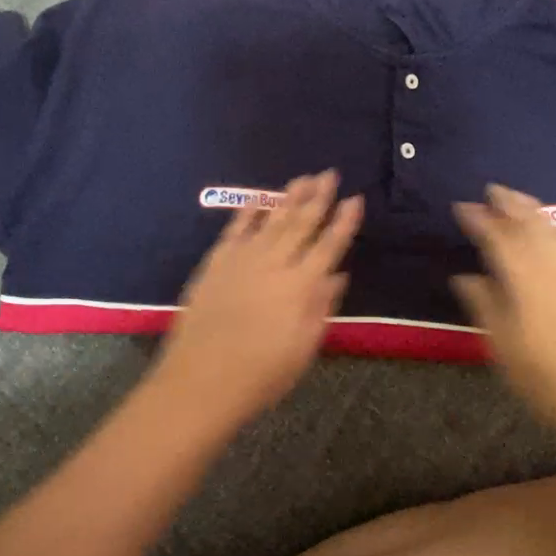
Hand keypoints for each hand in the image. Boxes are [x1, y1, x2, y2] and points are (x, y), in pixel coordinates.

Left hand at [154, 170, 361, 424]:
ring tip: (303, 178)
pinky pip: (236, 228)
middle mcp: (275, 263)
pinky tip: (260, 197)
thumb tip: (337, 274)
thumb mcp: (304, 349)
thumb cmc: (261, 376)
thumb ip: (322, 307)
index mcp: (302, 286)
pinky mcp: (217, 262)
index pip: (329, 245)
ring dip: (290, 196)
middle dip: (319, 197)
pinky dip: (249, 210)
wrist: (200, 382)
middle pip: (302, 223)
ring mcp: (243, 258)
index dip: (344, 221)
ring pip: (272, 218)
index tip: (355, 198)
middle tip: (330, 174)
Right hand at [451, 185, 555, 432]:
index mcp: (524, 275)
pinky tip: (553, 233)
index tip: (462, 207)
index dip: (479, 219)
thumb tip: (466, 276)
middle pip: (529, 221)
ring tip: (518, 202)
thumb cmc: (544, 377)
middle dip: (509, 203)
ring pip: (554, 227)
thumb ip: (484, 303)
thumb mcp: (501, 344)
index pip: (497, 236)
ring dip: (533, 210)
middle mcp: (553, 262)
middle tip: (492, 191)